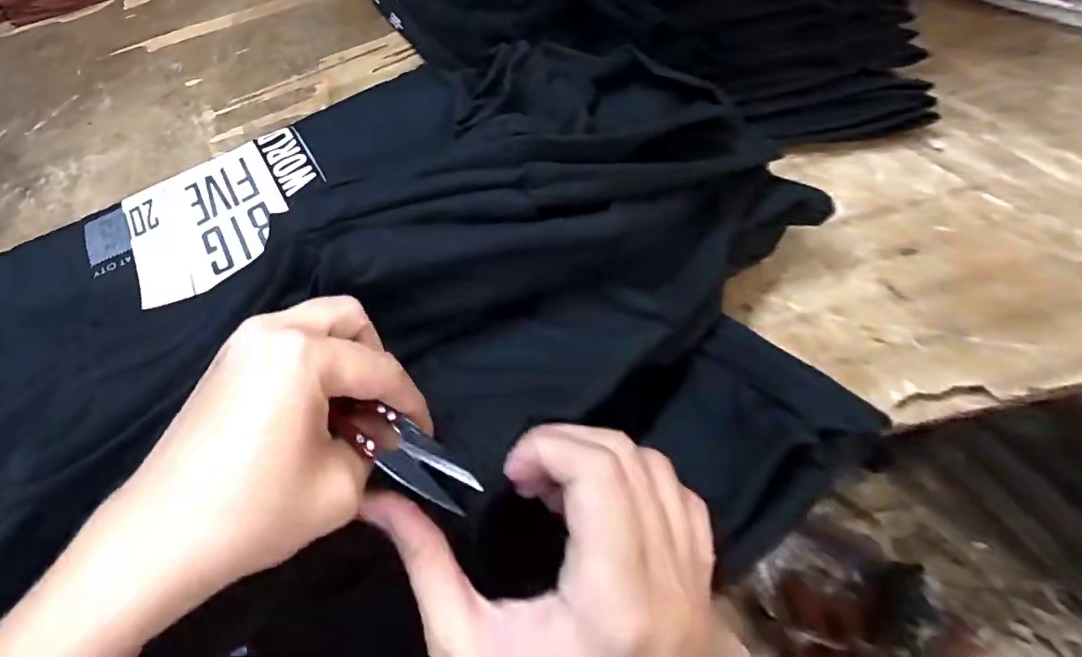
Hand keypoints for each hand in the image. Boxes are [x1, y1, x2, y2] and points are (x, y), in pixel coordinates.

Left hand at [0, 296, 428, 656]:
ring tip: (347, 415)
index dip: (411, 400)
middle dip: (374, 357)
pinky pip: (284, 339)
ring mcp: (243, 337)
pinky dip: (310, 362)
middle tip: (380, 411)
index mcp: (301, 353)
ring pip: (313, 322)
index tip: (425, 433)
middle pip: (345, 315)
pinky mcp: (227, 355)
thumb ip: (373, 448)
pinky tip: (313, 409)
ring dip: (341, 357)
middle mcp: (271, 328)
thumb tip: (381, 431)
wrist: (168, 522)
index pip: (377, 365)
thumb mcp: (337, 487)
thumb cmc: (256, 507)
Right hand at [361, 425, 741, 656]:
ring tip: (557, 491)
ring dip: (601, 460)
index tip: (510, 474)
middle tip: (525, 476)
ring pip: (663, 474)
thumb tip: (374, 496)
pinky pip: (685, 506)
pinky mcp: (707, 600)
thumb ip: (422, 558)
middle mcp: (673, 590)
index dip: (546, 446)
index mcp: (615, 599)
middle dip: (565, 444)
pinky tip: (598, 511)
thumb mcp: (461, 641)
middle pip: (631, 459)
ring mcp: (699, 596)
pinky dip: (639, 485)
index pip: (601, 472)